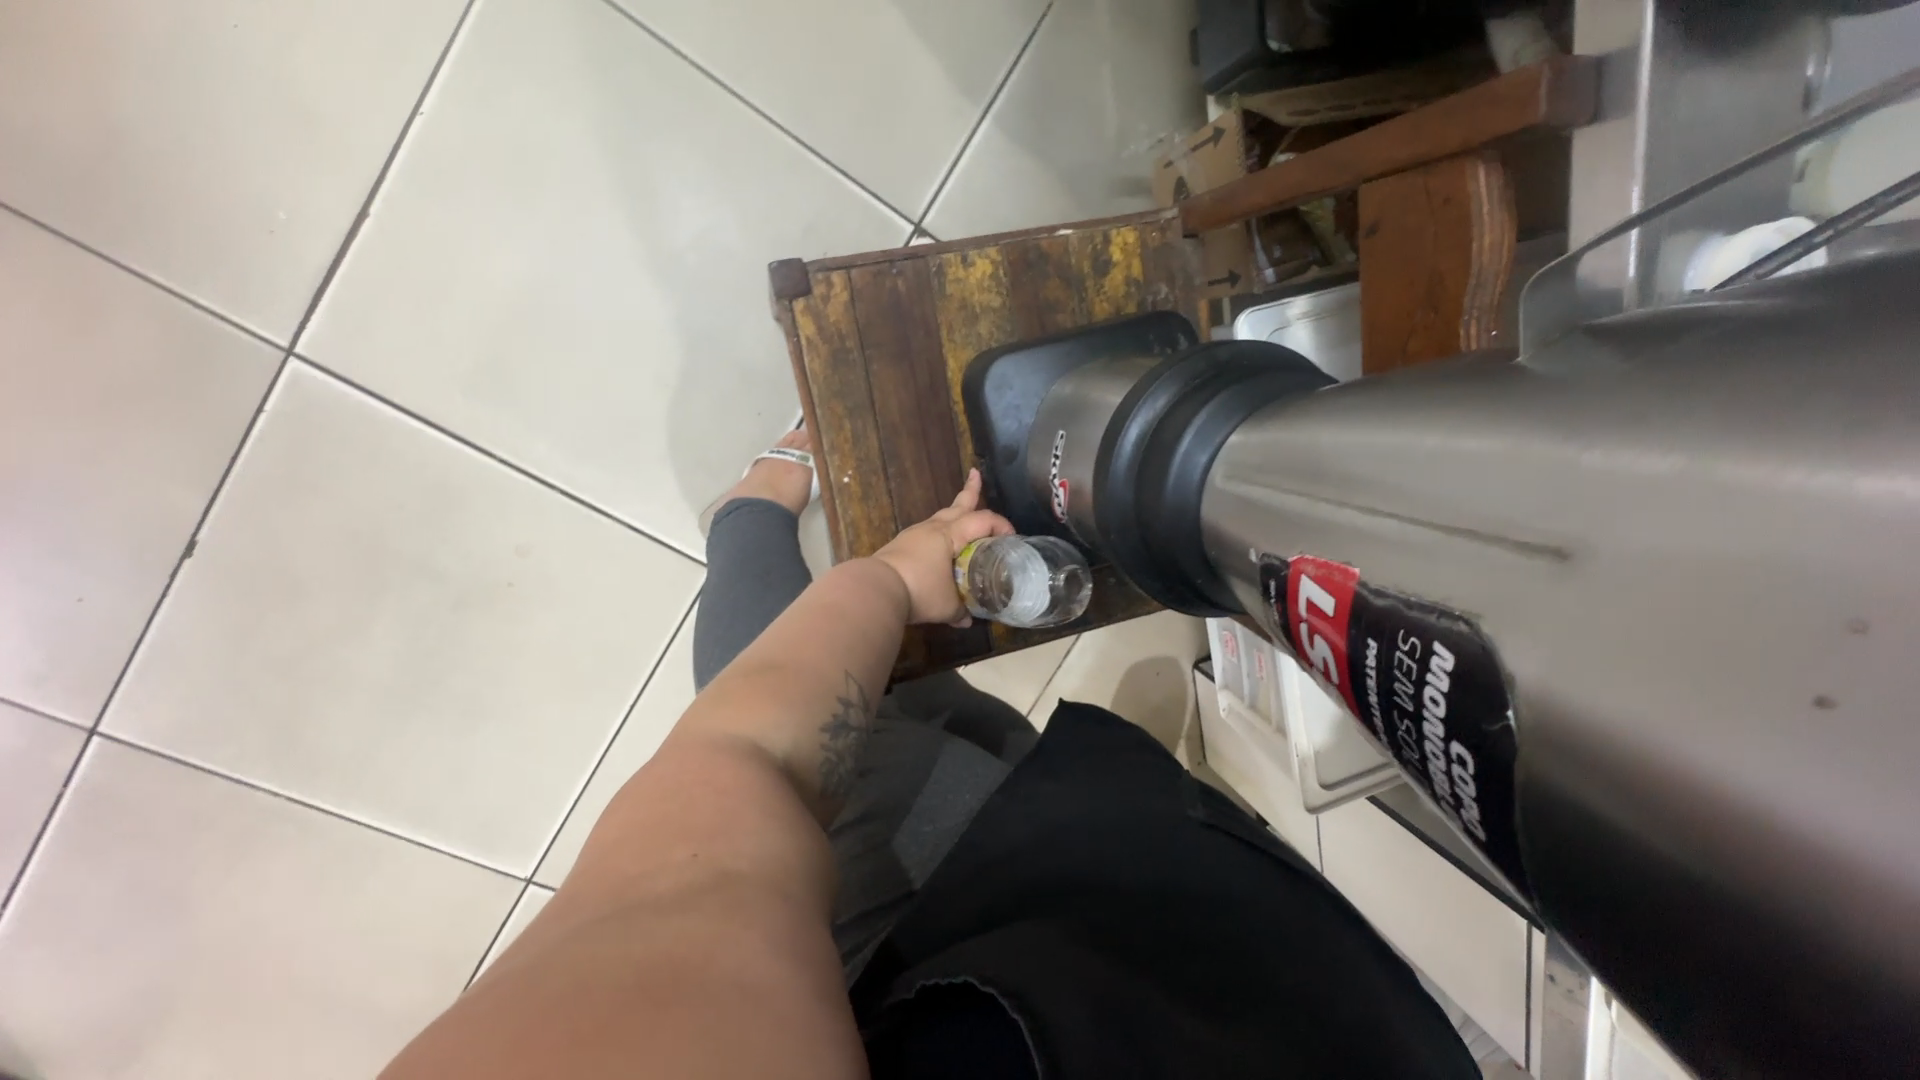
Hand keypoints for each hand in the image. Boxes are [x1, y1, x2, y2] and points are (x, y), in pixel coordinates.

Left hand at [871, 469, 1013, 625]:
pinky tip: (939, 547)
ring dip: (954, 515)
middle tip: (976, 474)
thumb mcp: (947, 605)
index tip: (1012, 537)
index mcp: (949, 535)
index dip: (1000, 525)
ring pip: (940, 518)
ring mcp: (913, 536)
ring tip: (962, 515)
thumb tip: (967, 619)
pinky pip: (927, 534)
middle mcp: (932, 529)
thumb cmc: (919, 591)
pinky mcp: (900, 546)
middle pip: (958, 505)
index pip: (982, 520)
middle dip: (970, 491)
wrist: (875, 589)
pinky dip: (939, 536)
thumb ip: (961, 610)